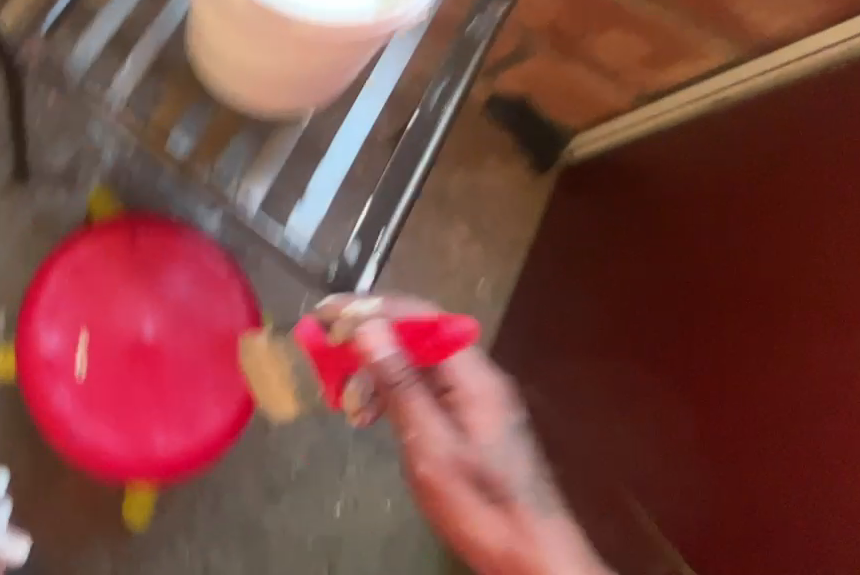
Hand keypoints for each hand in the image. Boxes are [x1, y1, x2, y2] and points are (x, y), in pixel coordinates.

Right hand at [316, 295, 609, 574]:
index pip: (417, 316)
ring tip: (346, 400)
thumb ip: (400, 383)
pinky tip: (369, 415)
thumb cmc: (482, 505)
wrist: (533, 562)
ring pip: (413, 362)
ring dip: (374, 372)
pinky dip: (389, 394)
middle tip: (326, 354)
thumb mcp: (431, 445)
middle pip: (413, 335)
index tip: (327, 315)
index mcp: (473, 374)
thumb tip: (368, 326)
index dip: (370, 309)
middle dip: (367, 342)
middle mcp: (474, 375)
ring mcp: (472, 397)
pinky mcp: (465, 419)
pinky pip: (420, 387)